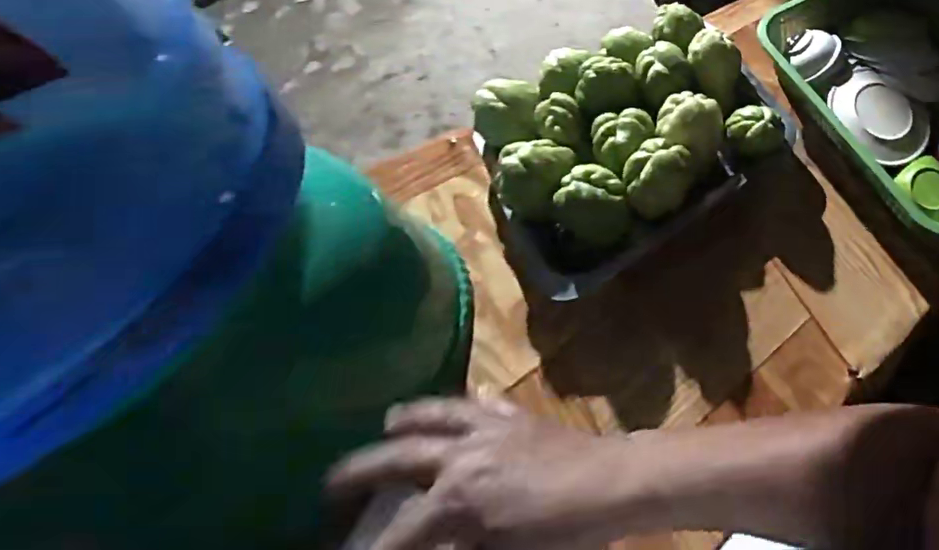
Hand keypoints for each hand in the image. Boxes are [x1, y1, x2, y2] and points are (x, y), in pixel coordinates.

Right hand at [326, 396, 628, 549]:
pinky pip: (484, 403)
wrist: (609, 482)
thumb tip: (427, 540)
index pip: (394, 537)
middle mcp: (465, 453)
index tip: (343, 549)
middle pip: (400, 457)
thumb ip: (454, 546)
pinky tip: (457, 403)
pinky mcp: (520, 416)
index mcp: (455, 497)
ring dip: (411, 417)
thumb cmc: (557, 532)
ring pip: (441, 413)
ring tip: (387, 419)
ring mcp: (494, 427)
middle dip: (360, 471)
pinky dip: (464, 402)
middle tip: (329, 482)